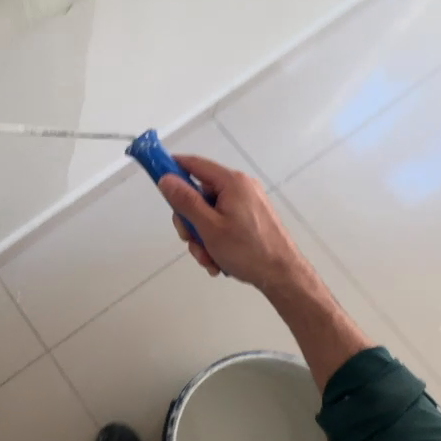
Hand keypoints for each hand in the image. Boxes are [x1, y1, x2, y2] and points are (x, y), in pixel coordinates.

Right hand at [157, 153, 313, 293]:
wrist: (284, 276)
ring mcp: (248, 203)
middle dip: (190, 221)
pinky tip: (218, 260)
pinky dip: (215, 240)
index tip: (156, 178)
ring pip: (209, 213)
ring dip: (202, 237)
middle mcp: (241, 187)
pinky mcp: (252, 218)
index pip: (194, 164)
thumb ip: (185, 201)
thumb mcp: (208, 227)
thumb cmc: (246, 250)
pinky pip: (223, 223)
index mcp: (232, 182)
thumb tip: (165, 178)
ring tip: (208, 258)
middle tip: (190, 241)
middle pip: (199, 194)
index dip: (172, 168)